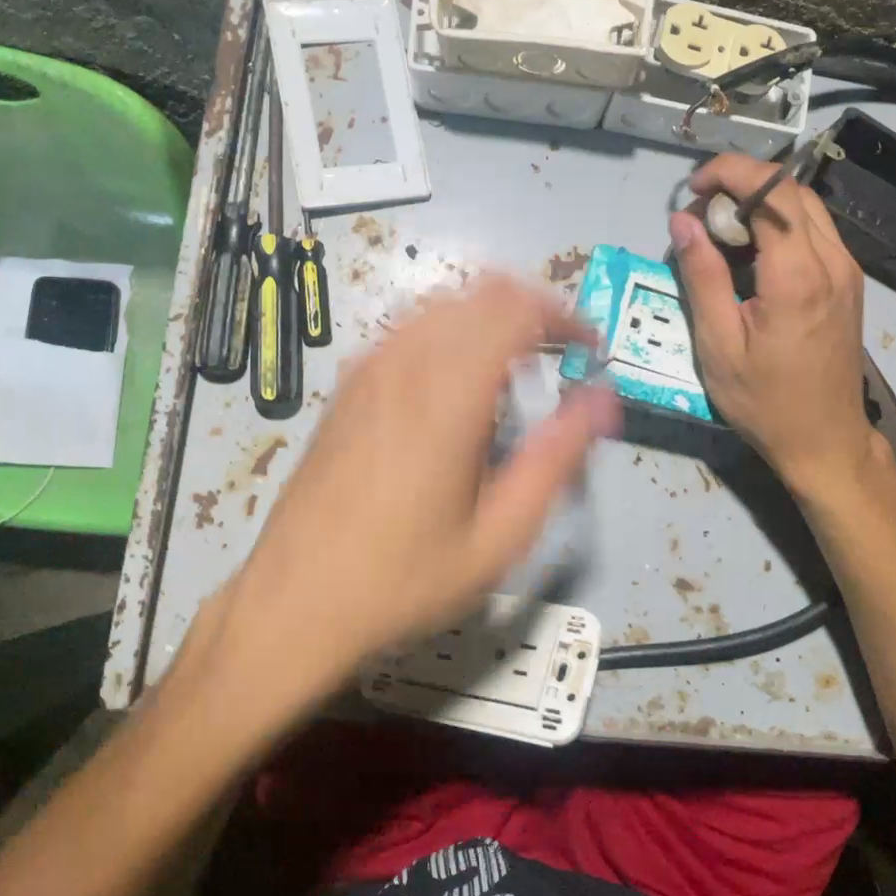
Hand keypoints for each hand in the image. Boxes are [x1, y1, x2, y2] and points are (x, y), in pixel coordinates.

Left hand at [177, 277, 620, 704]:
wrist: (295, 602)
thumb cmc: (405, 579)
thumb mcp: (498, 538)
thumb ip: (556, 461)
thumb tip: (600, 402)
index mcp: (447, 396)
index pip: (516, 309)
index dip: (565, 316)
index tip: (589, 351)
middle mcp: (405, 365)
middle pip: (480, 293)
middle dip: (533, 313)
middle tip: (561, 360)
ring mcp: (367, 370)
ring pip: (442, 304)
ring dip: (489, 321)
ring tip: (516, 374)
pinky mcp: (347, 386)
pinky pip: (407, 330)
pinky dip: (449, 335)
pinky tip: (456, 389)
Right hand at [669, 153, 877, 492]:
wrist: (824, 440)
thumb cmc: (765, 402)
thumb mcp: (719, 346)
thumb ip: (702, 277)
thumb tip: (684, 221)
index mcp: (798, 276)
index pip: (771, 191)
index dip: (730, 173)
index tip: (693, 188)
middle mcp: (833, 261)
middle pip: (792, 189)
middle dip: (742, 183)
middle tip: (701, 211)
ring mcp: (848, 270)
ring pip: (807, 206)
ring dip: (762, 202)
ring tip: (722, 230)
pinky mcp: (850, 281)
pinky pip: (816, 230)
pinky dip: (781, 223)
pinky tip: (752, 252)